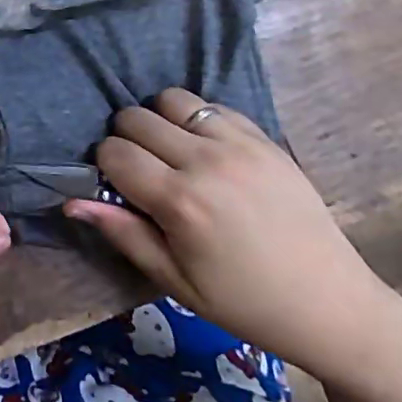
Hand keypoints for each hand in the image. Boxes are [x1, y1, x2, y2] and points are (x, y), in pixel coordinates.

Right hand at [64, 89, 401, 382]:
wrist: (330, 301)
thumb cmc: (244, 302)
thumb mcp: (175, 281)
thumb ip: (123, 233)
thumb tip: (71, 202)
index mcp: (180, 201)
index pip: (114, 152)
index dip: (105, 166)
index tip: (117, 186)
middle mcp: (205, 160)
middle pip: (136, 118)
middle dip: (126, 139)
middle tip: (141, 170)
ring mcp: (238, 143)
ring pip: (171, 99)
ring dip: (159, 120)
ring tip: (171, 151)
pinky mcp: (263, 137)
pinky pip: (212, 105)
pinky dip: (197, 119)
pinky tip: (206, 149)